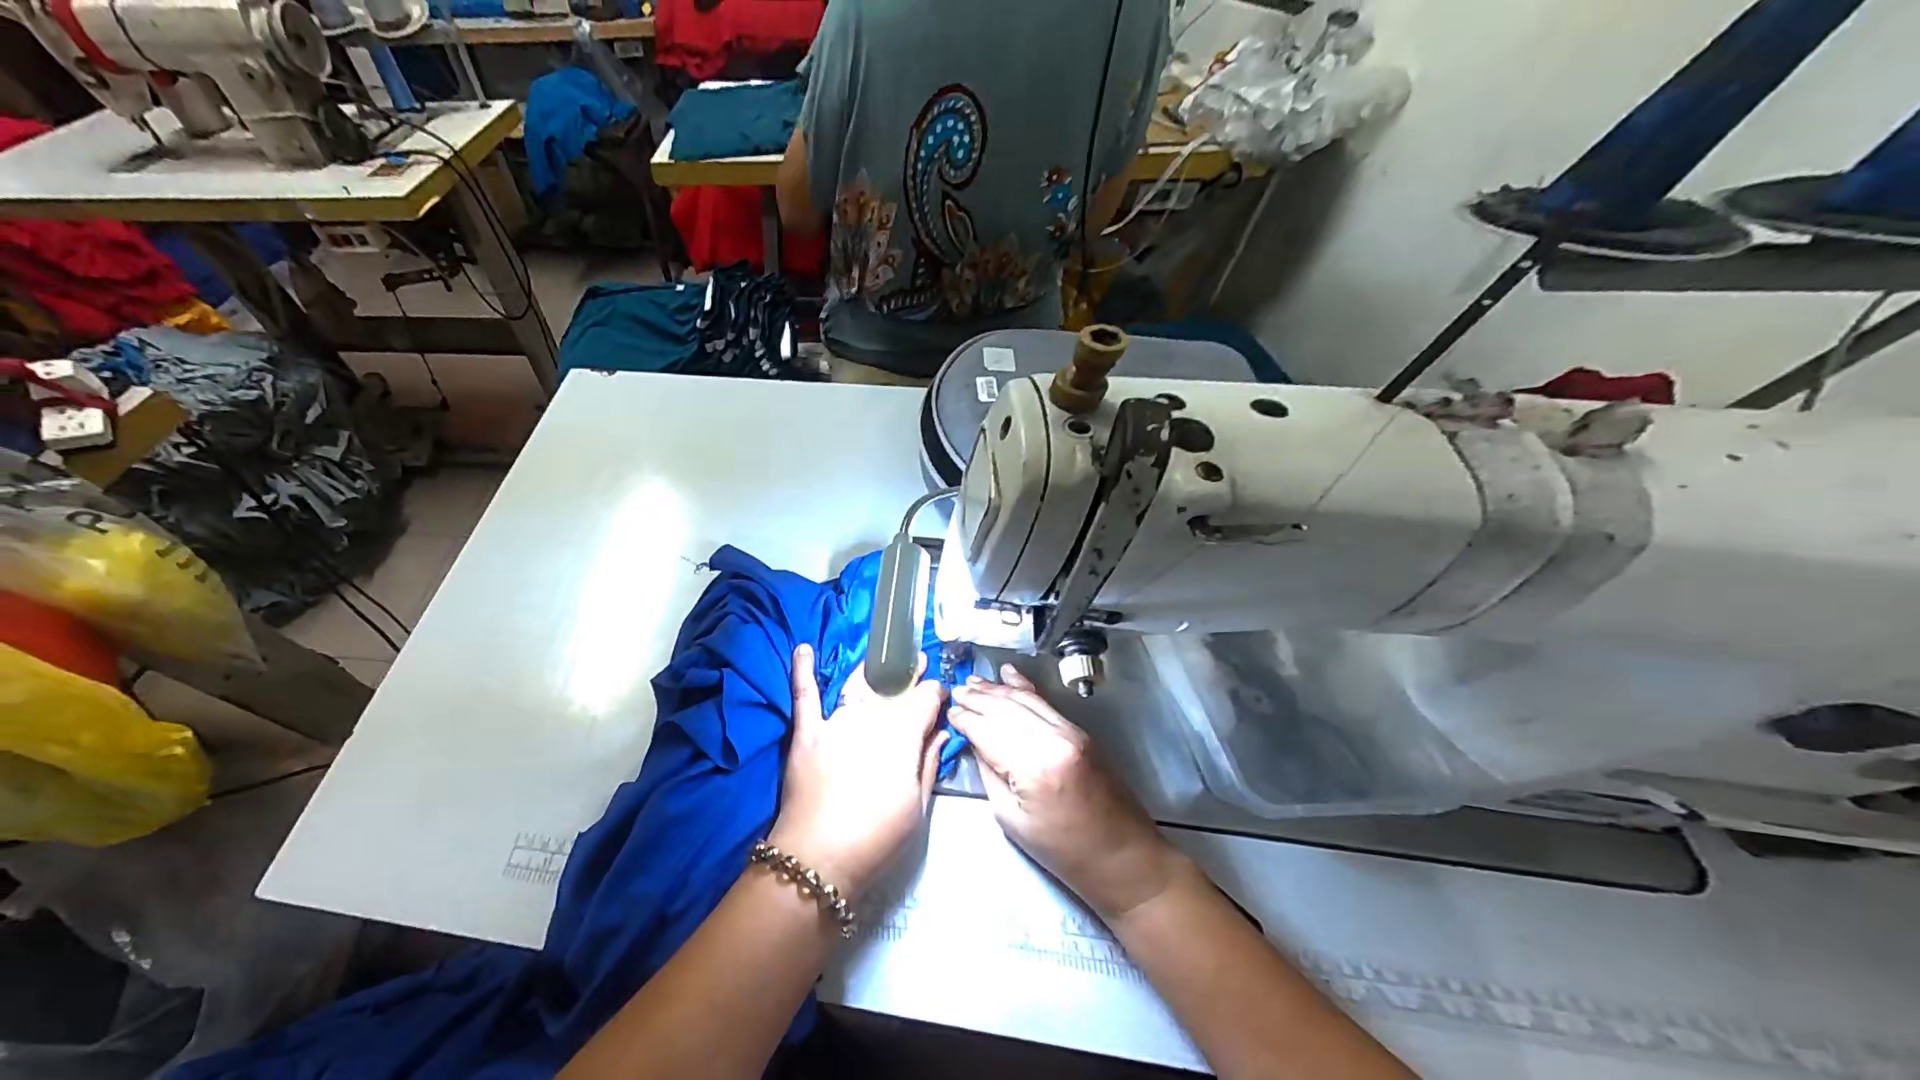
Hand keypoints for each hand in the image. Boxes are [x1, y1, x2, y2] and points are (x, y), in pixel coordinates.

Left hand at [766, 644, 947, 900]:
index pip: (925, 699)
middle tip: (917, 667)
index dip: (936, 693)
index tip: (942, 695)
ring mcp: (836, 723)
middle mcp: (871, 718)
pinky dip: (802, 670)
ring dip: (872, 675)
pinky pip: (805, 695)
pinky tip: (803, 649)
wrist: (817, 861)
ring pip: (858, 688)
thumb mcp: (917, 807)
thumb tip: (941, 730)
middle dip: (908, 680)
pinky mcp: (807, 733)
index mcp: (903, 734)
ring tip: (883, 664)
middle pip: (894, 691)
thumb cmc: (877, 839)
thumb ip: (929, 763)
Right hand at [948, 664, 1188, 920]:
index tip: (948, 712)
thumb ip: (990, 772)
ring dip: (998, 690)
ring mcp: (1070, 732)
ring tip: (974, 682)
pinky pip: (1046, 703)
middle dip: (978, 698)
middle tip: (956, 690)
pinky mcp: (1080, 732)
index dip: (965, 719)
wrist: (1121, 856)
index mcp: (1034, 767)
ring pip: (1026, 701)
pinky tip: (1009, 676)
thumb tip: (975, 741)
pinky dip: (1026, 688)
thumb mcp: (1012, 819)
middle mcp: (1054, 739)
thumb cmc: (1062, 851)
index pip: (989, 730)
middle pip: (1007, 709)